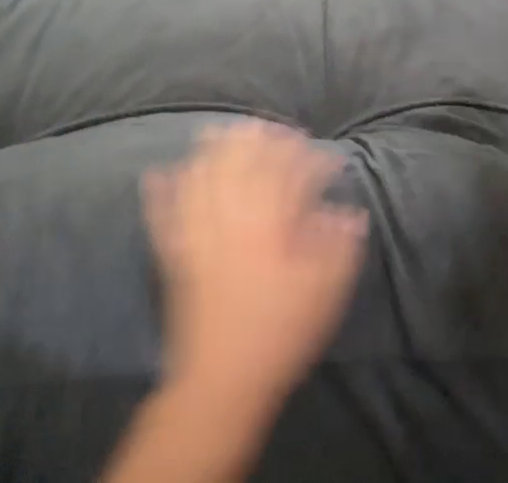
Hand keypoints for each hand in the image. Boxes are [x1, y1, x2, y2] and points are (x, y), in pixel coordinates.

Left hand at [142, 120, 367, 406]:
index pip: (291, 175)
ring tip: (223, 130)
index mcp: (270, 225)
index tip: (331, 157)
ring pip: (201, 178)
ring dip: (212, 151)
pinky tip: (159, 172)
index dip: (312, 159)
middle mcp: (232, 219)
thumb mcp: (324, 291)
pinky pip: (163, 216)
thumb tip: (348, 213)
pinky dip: (161, 191)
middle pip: (241, 164)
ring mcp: (198, 235)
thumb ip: (338, 245)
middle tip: (273, 127)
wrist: (222, 381)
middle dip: (259, 140)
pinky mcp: (174, 256)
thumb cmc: (280, 334)